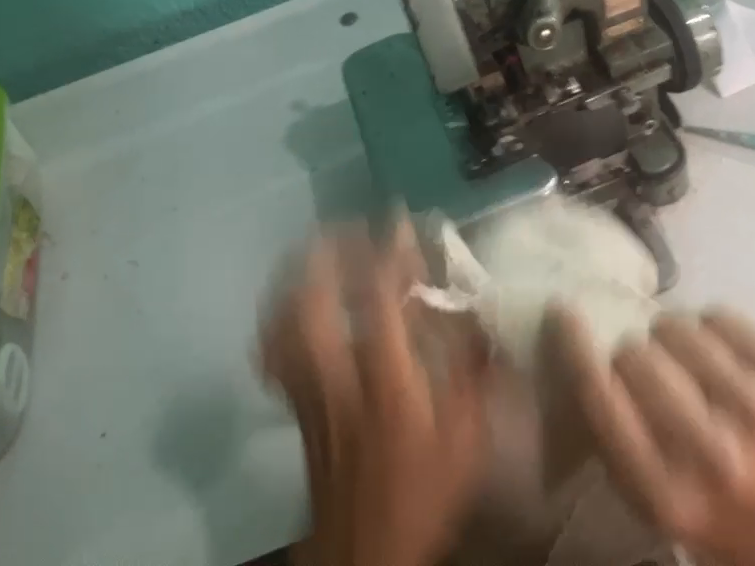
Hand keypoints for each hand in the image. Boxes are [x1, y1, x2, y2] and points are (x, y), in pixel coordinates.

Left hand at [260, 222, 489, 565]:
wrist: (364, 547)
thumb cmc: (423, 491)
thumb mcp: (467, 438)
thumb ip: (475, 372)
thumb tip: (482, 315)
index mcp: (384, 381)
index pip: (377, 300)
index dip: (387, 253)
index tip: (399, 221)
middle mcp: (336, 375)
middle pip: (311, 299)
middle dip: (325, 252)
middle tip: (349, 226)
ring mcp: (306, 387)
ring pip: (283, 317)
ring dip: (297, 273)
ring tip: (318, 248)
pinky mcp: (293, 400)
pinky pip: (272, 347)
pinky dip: (278, 313)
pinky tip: (292, 298)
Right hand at [550, 308, 754, 565]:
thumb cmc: (707, 506)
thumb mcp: (645, 493)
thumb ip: (611, 428)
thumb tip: (583, 335)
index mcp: (664, 493)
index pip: (601, 396)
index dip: (574, 344)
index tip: (563, 311)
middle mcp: (715, 456)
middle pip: (637, 356)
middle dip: (633, 356)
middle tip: (648, 371)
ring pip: (678, 329)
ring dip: (670, 338)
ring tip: (684, 362)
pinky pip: (722, 316)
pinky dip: (710, 325)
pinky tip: (717, 353)